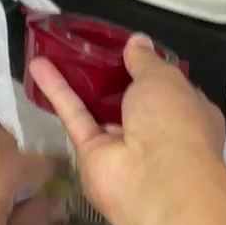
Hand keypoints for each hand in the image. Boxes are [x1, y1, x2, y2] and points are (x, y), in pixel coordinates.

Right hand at [28, 34, 225, 224]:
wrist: (159, 183)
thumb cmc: (175, 122)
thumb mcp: (164, 78)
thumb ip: (146, 60)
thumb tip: (138, 42)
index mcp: (187, 112)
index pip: (169, 89)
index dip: (151, 70)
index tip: (131, 49)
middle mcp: (157, 131)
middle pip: (130, 100)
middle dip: (112, 76)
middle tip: (88, 47)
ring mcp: (124, 146)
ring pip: (98, 108)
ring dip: (80, 81)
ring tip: (58, 50)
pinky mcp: (92, 155)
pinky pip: (75, 117)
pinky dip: (58, 92)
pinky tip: (38, 65)